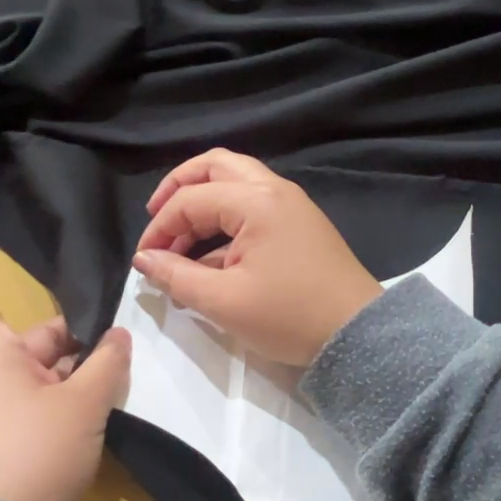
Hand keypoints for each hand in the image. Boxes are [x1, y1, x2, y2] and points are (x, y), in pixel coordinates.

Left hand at [0, 247, 131, 500]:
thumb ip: (106, 364)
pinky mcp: (9, 442)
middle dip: (72, 337)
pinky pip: (40, 402)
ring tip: (119, 377)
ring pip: (41, 373)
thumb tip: (118, 337)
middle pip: (29, 340)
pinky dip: (68, 397)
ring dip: (76, 370)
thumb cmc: (35, 450)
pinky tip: (100, 408)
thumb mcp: (83, 403)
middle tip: (117, 342)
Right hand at [132, 149, 381, 366]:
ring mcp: (290, 203)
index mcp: (256, 201)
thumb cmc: (289, 316)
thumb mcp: (224, 302)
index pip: (191, 200)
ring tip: (178, 238)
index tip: (143, 260)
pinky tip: (207, 254)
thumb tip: (144, 258)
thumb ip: (177, 275)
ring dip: (202, 199)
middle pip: (215, 166)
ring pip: (235, 180)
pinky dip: (224, 216)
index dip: (159, 227)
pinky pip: (252, 203)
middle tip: (156, 216)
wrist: (357, 334)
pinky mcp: (299, 222)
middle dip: (179, 187)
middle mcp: (274, 189)